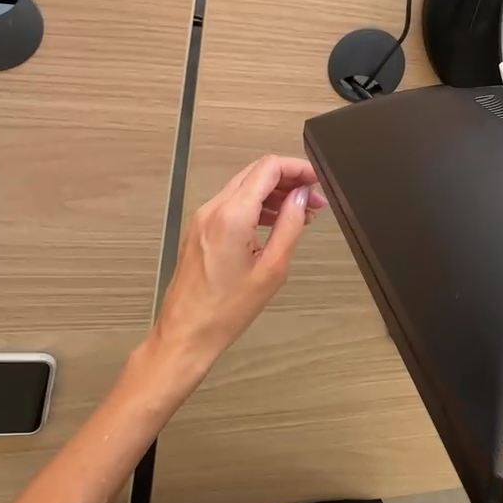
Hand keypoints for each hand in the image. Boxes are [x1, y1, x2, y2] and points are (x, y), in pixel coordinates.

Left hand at [149, 156, 327, 375]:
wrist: (185, 335)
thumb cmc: (228, 310)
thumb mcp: (272, 269)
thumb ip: (290, 225)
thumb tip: (303, 195)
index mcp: (232, 215)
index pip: (269, 168)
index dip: (297, 168)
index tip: (317, 182)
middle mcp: (214, 208)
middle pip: (256, 172)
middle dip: (288, 179)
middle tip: (314, 200)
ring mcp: (203, 217)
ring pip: (244, 185)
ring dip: (274, 192)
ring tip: (301, 214)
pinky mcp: (199, 228)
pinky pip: (232, 202)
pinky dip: (256, 204)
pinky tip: (275, 222)